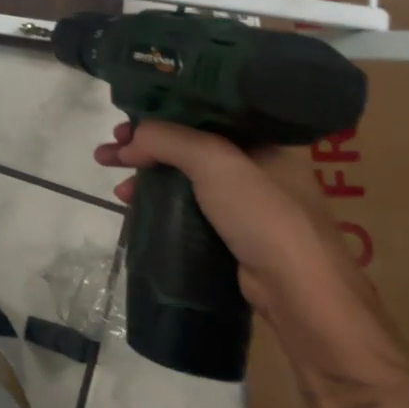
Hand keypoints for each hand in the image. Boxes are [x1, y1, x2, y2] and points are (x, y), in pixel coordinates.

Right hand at [95, 120, 408, 407]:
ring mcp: (247, 203)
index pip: (203, 114)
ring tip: (116, 187)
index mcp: (265, 144)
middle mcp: (258, 168)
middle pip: (187, 145)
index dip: (160, 114)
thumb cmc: (265, 217)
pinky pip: (185, 204)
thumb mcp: (215, 162)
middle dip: (142, 146)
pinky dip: (157, 201)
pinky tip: (135, 206)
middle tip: (107, 153)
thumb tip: (130, 142)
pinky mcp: (233, 232)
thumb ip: (168, 139)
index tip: (125, 123)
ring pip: (183, 175)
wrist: (300, 293)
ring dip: (144, 174)